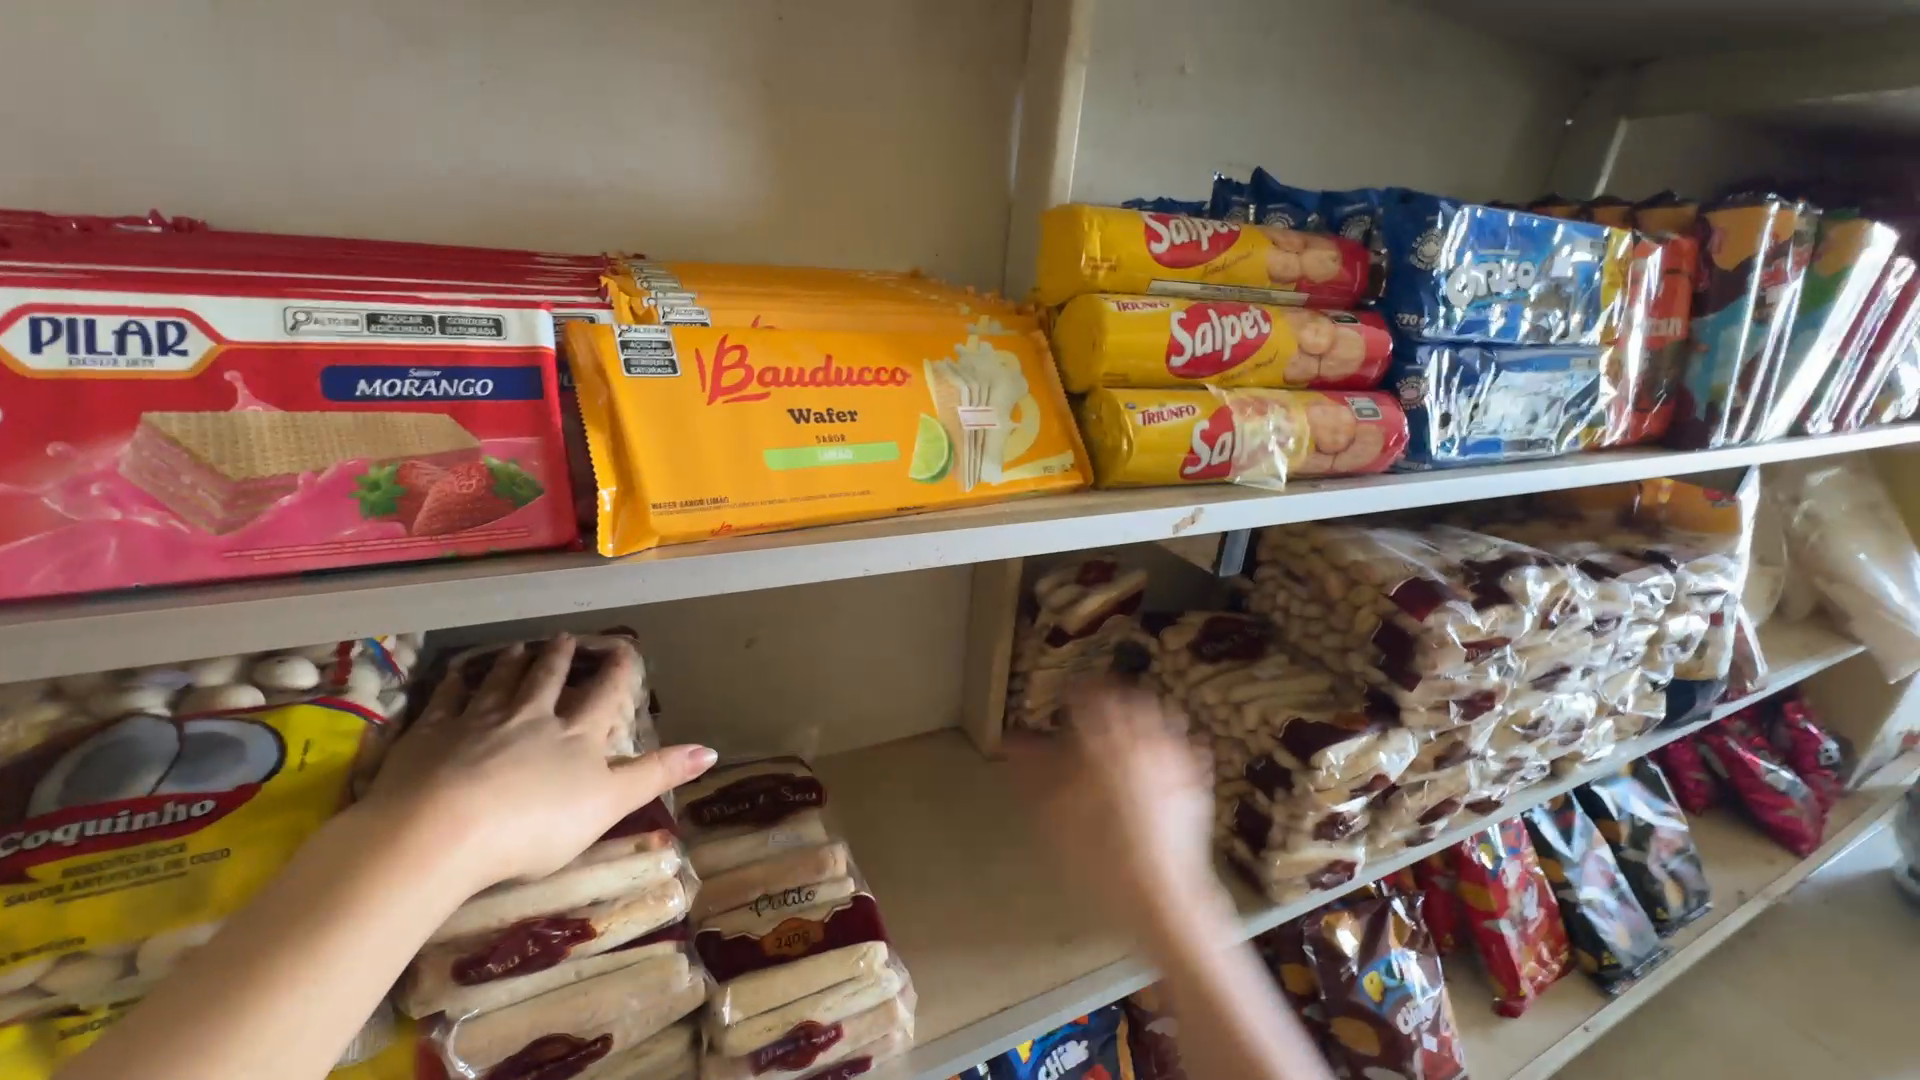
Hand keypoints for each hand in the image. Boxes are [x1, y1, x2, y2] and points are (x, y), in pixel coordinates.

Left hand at [362, 634, 716, 894]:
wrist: (442, 831)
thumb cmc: (537, 824)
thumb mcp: (610, 803)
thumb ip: (657, 774)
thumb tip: (712, 750)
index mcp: (575, 735)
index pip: (604, 695)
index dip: (617, 672)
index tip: (625, 648)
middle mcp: (529, 718)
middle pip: (547, 680)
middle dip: (559, 659)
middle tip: (563, 637)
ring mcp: (476, 723)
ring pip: (498, 684)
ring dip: (510, 664)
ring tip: (517, 647)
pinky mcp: (428, 737)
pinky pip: (445, 702)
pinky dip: (453, 686)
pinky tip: (455, 676)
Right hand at [1037, 682, 1219, 930]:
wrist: (1160, 894)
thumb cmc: (1097, 856)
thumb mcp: (1052, 814)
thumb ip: (1031, 769)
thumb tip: (1009, 740)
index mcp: (1104, 741)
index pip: (1089, 696)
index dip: (1075, 690)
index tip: (1064, 695)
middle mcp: (1143, 739)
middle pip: (1129, 698)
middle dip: (1111, 695)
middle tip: (1095, 705)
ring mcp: (1175, 758)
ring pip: (1162, 715)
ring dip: (1144, 711)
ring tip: (1129, 723)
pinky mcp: (1197, 780)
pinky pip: (1189, 745)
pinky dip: (1175, 740)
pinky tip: (1165, 752)